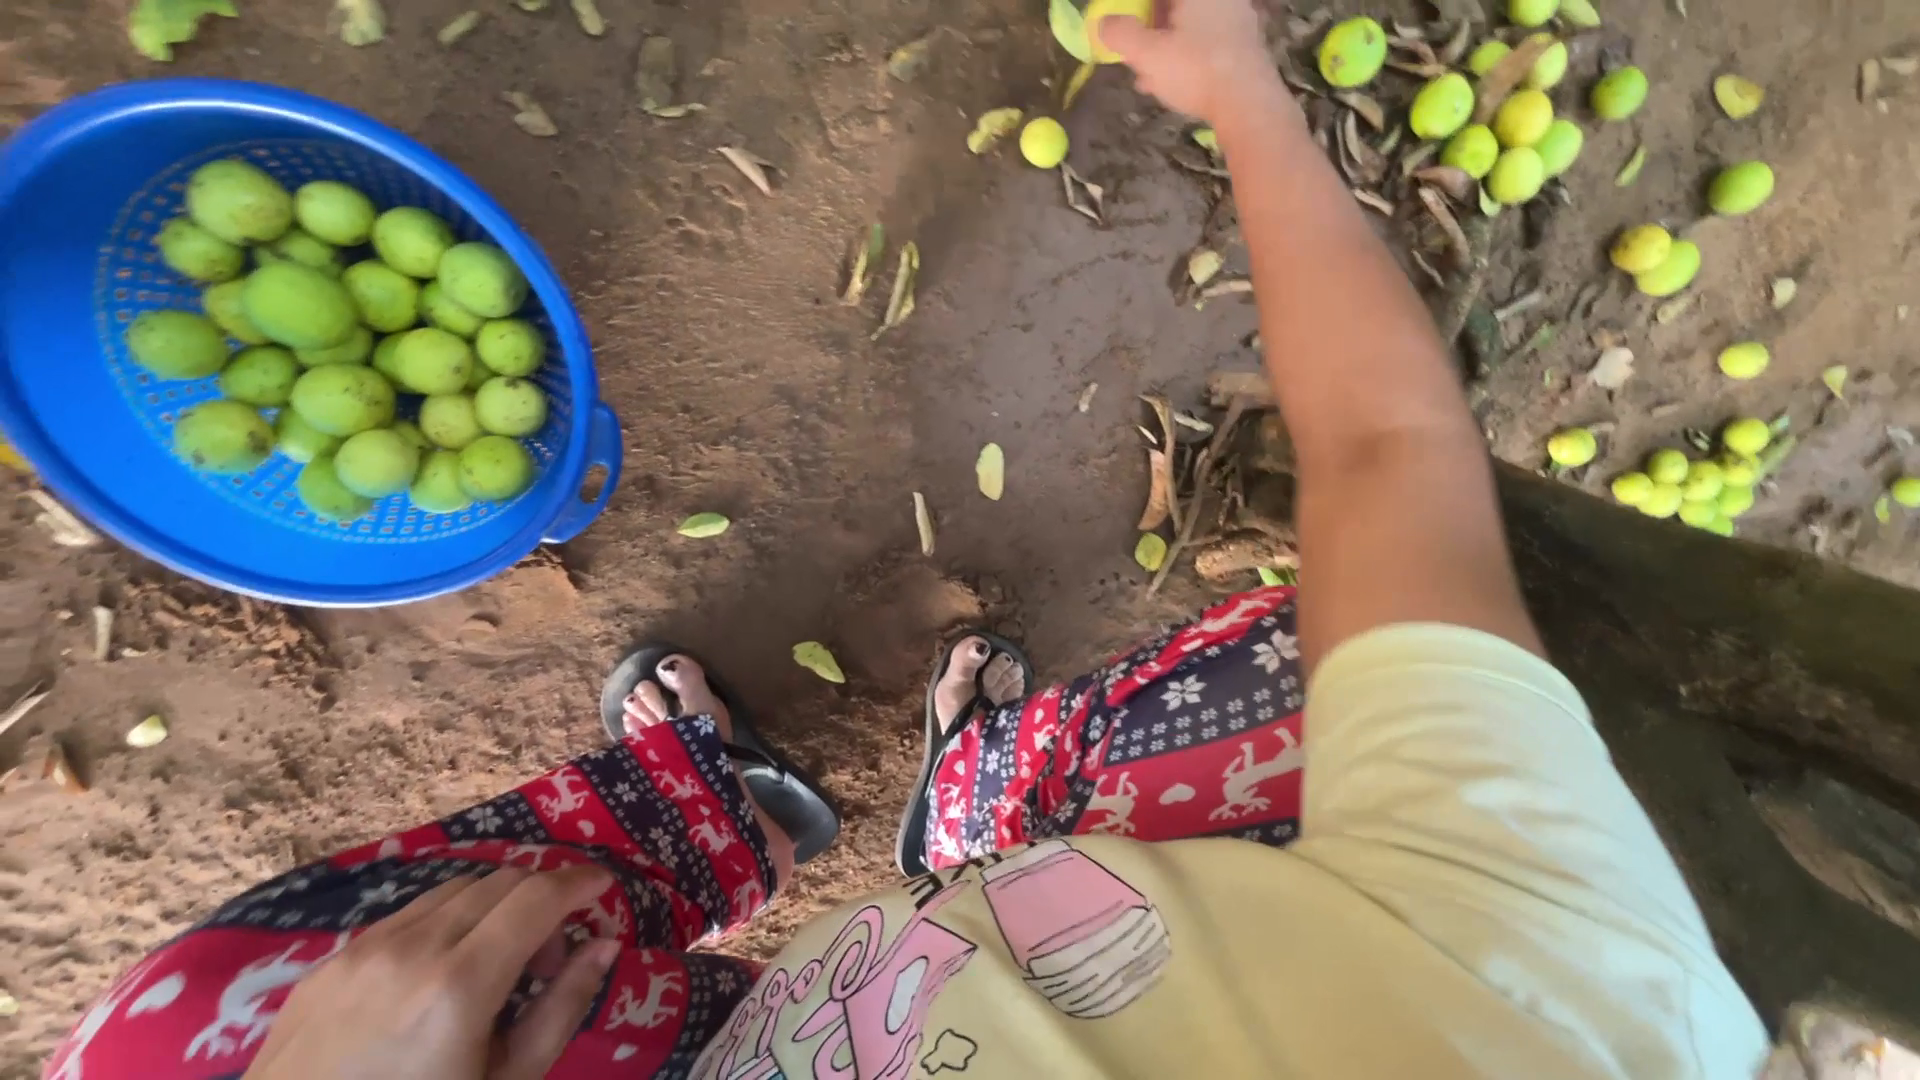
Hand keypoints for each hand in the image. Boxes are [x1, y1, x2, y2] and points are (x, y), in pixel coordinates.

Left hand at [244, 866, 619, 1079]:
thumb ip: (562, 1008)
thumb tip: (605, 943)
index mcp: (459, 987)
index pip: (539, 896)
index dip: (580, 882)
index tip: (603, 888)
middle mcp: (412, 950)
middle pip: (504, 881)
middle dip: (543, 900)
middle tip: (550, 957)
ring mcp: (362, 952)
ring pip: (457, 889)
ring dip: (495, 907)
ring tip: (494, 964)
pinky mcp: (326, 965)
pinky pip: (408, 915)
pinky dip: (447, 922)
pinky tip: (439, 976)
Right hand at [1098, 0, 1281, 123]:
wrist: (1247, 100)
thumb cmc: (1195, 69)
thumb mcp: (1147, 54)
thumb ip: (1121, 35)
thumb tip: (1103, 23)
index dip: (1140, 10)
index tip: (1125, 26)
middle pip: (1175, 7)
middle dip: (1152, 26)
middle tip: (1134, 51)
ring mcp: (1237, 15)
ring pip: (1190, 23)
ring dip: (1166, 44)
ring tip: (1147, 74)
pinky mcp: (1245, 42)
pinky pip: (1206, 40)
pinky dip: (1185, 54)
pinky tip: (1172, 82)